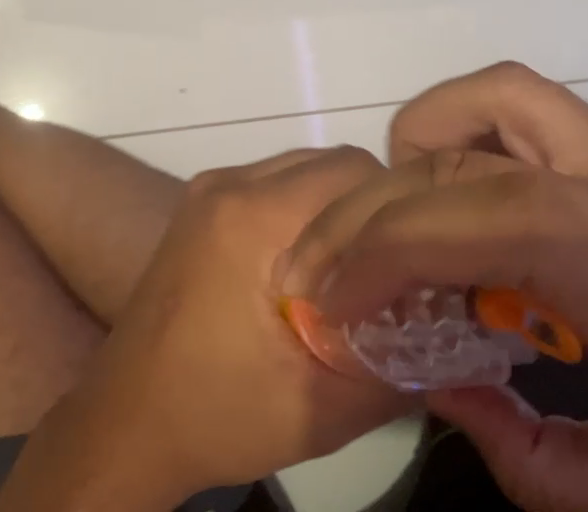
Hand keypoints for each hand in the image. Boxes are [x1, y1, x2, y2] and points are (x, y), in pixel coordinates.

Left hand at [75, 147, 412, 496]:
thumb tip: (460, 331)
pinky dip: (302, 214)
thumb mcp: (324, 407)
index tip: (420, 264)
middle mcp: (230, 184)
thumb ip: (401, 365)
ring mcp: (208, 190)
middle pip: (332, 165)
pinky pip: (272, 185)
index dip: (401, 215)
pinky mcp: (198, 206)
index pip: (357, 174)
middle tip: (393, 272)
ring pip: (303, 170)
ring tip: (353, 274)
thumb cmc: (218, 414)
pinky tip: (307, 271)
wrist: (126, 423)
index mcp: (255, 216)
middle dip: (374, 212)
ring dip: (337, 212)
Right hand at [283, 64, 587, 511]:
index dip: (368, 254)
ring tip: (400, 210)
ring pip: (511, 97)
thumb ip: (530, 456)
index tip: (323, 303)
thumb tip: (441, 391)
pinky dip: (487, 148)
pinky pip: (551, 127)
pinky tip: (484, 214)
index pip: (453, 221)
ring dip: (433, 138)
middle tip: (334, 261)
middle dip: (377, 197)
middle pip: (465, 139)